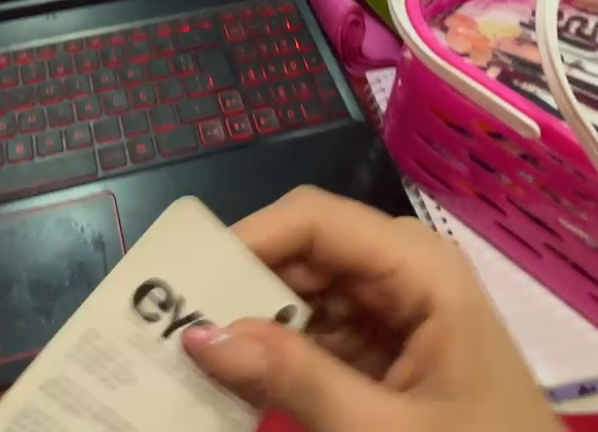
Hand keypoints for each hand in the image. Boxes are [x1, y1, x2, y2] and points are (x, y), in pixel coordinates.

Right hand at [180, 187, 556, 431]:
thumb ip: (291, 378)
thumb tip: (198, 336)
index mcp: (418, 265)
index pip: (315, 219)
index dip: (247, 238)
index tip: (185, 281)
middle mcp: (403, 264)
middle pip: (304, 248)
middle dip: (243, 282)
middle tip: (179, 322)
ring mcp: (395, 299)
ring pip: (304, 285)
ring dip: (256, 318)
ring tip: (197, 350)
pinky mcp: (387, 336)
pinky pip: (319, 322)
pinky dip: (280, 347)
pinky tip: (242, 374)